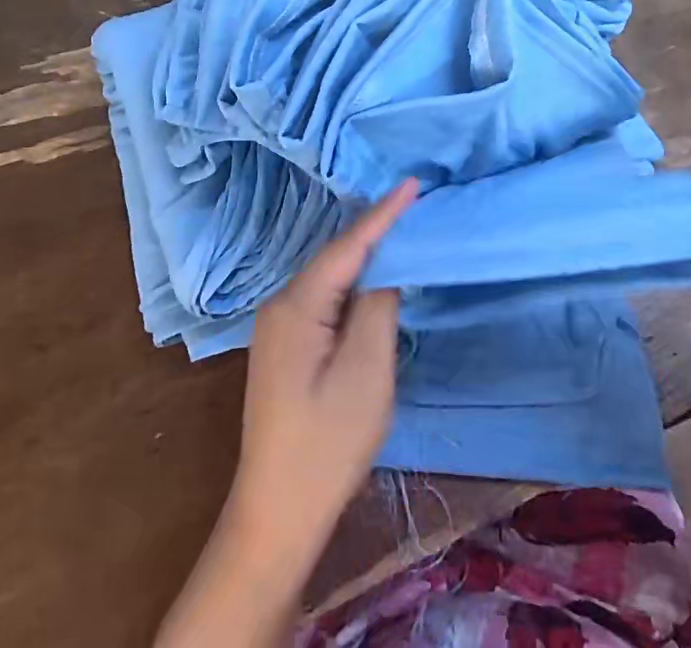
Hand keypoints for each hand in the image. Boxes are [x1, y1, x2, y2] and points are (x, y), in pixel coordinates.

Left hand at [228, 179, 417, 552]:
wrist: (279, 508)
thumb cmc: (328, 441)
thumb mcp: (366, 370)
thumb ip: (378, 308)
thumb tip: (384, 270)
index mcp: (296, 307)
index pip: (347, 247)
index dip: (383, 214)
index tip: (412, 183)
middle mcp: (279, 307)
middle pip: (334, 257)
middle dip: (374, 230)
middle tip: (413, 203)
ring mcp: (277, 329)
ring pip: (328, 278)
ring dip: (363, 256)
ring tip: (400, 230)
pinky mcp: (285, 348)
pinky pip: (322, 300)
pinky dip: (351, 284)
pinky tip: (372, 279)